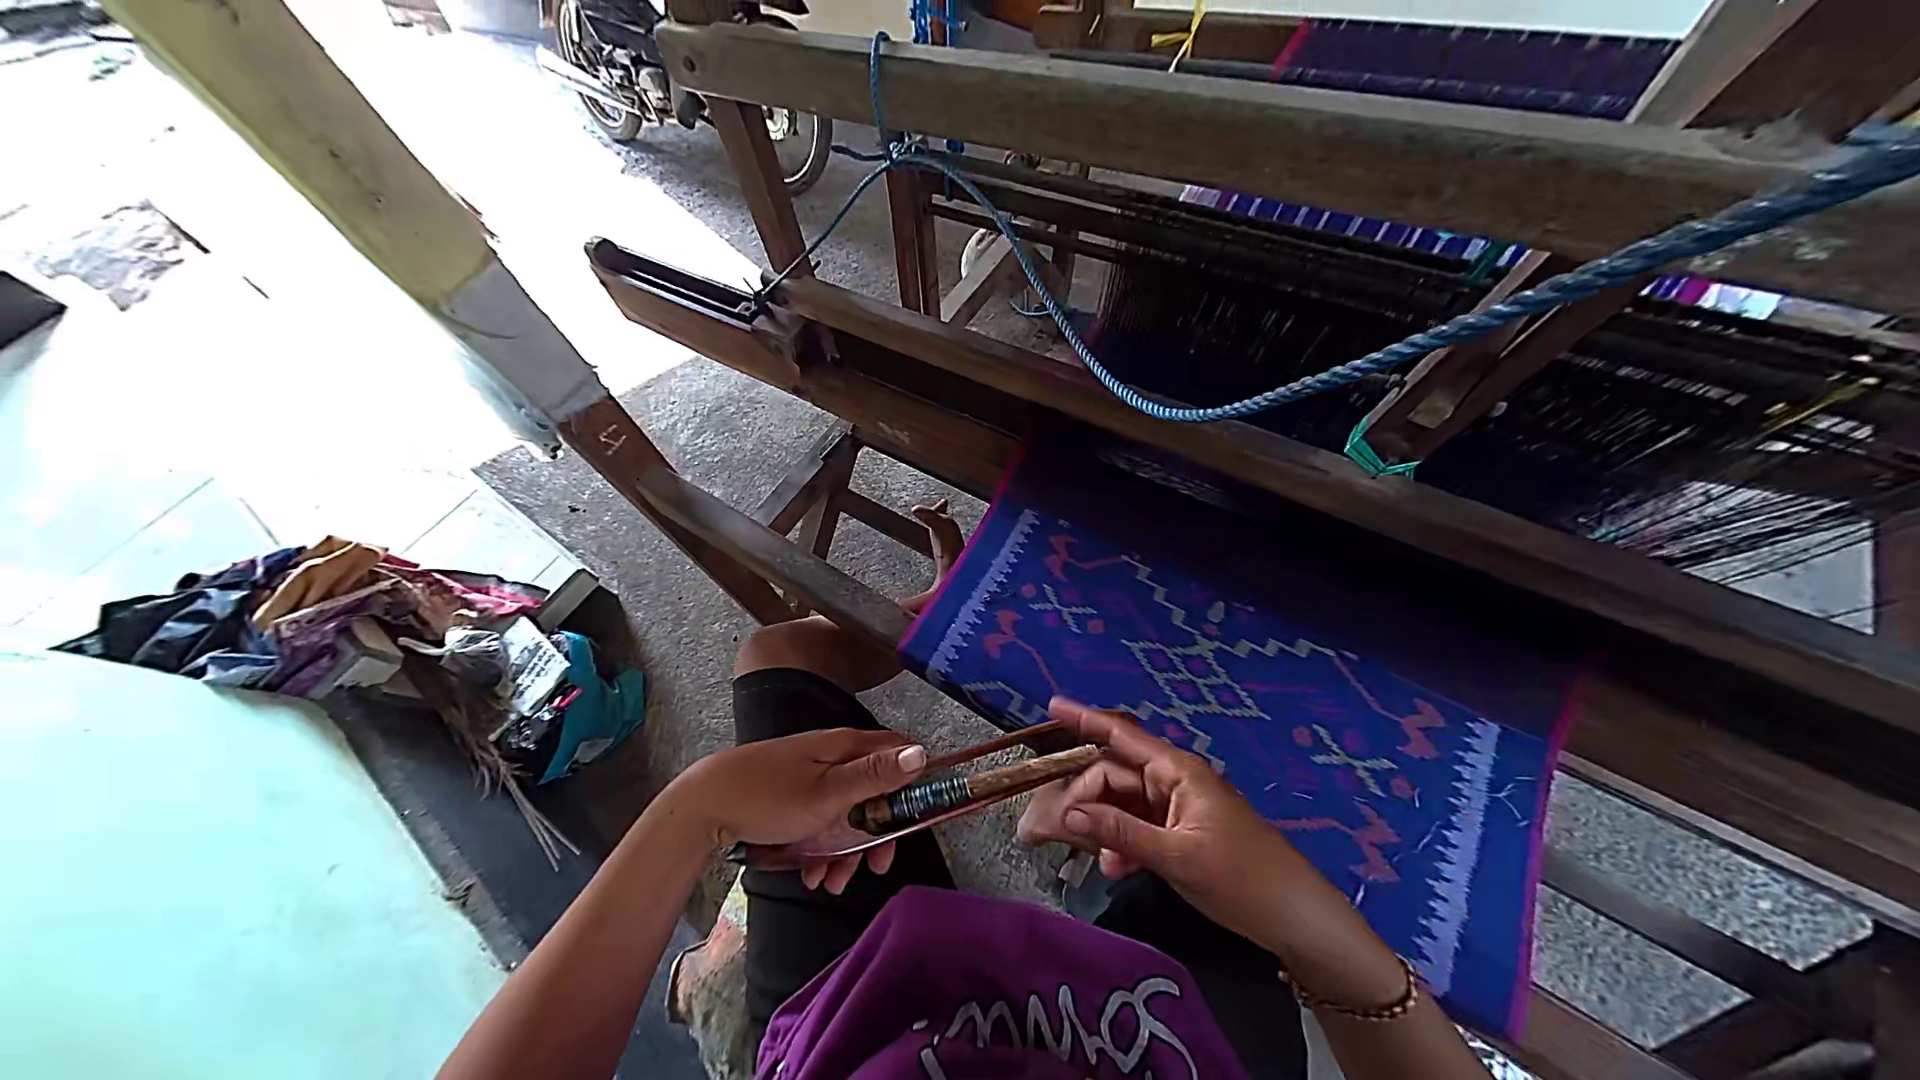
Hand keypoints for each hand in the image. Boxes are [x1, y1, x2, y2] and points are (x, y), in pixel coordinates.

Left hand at [668, 729, 926, 893]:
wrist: (704, 804)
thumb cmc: (770, 796)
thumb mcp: (829, 793)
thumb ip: (875, 776)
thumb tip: (921, 753)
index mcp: (847, 747)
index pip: (898, 753)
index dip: (914, 784)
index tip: (917, 819)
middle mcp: (834, 757)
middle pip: (874, 790)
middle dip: (878, 831)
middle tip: (877, 866)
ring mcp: (812, 776)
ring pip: (847, 812)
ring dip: (847, 848)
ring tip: (832, 882)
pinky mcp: (794, 796)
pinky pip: (821, 821)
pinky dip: (822, 848)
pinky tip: (811, 874)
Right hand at [1017, 698, 1322, 946]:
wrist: (1295, 918)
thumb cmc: (1241, 879)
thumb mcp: (1176, 857)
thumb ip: (1120, 833)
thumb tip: (1070, 815)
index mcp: (1176, 770)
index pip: (1121, 735)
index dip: (1085, 719)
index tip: (1052, 706)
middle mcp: (1172, 779)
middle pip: (1114, 775)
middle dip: (1088, 799)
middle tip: (1063, 830)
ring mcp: (1176, 805)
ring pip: (1123, 803)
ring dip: (1106, 829)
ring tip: (1102, 864)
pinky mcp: (1179, 830)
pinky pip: (1137, 825)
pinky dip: (1123, 843)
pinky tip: (1117, 869)